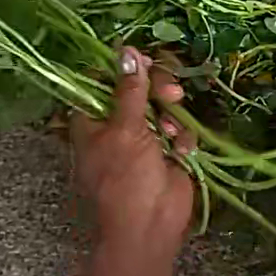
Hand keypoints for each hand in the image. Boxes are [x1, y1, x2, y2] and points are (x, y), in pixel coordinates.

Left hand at [71, 48, 195, 271]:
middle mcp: (118, 125)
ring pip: (165, 107)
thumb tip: (127, 51)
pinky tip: (180, 153)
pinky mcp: (170, 151)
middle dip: (158, 90)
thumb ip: (129, 90)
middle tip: (171, 94)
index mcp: (93, 119)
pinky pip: (181, 130)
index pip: (106, 80)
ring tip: (171, 132)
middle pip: (141, 89)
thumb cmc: (125, 179)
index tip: (145, 60)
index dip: (126, 68)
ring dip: (172, 117)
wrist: (150, 225)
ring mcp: (146, 138)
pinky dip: (182, 139)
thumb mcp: (124, 130)